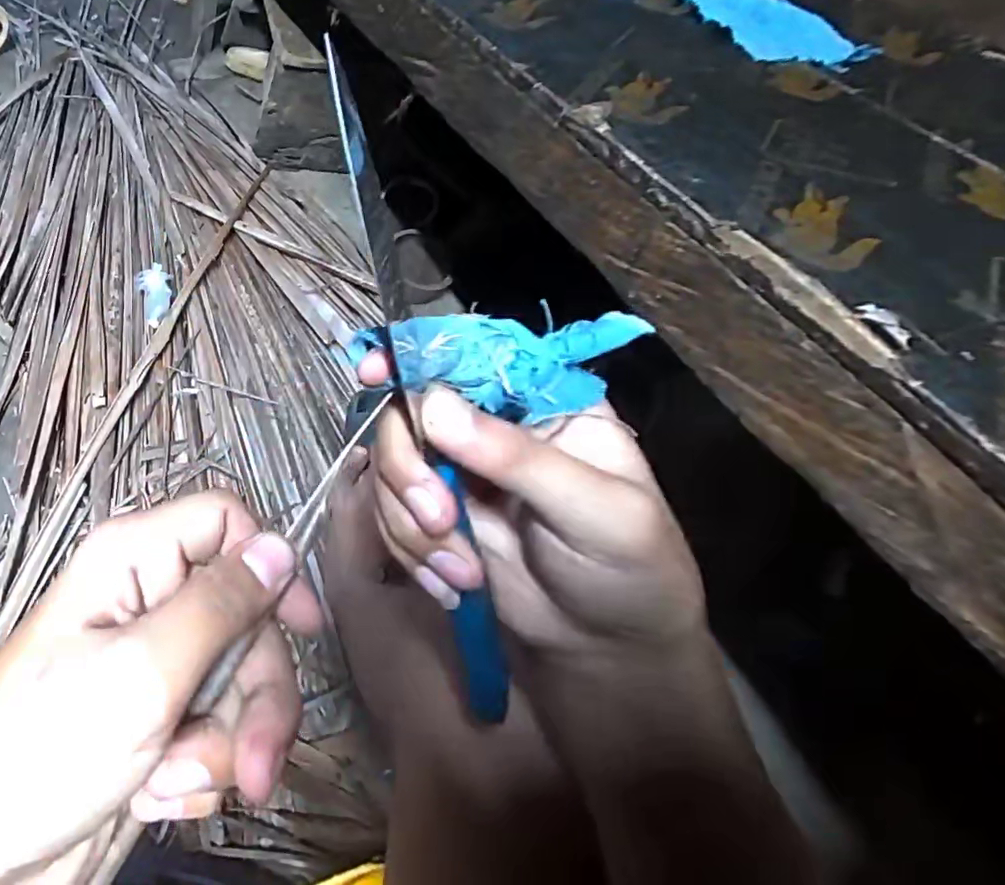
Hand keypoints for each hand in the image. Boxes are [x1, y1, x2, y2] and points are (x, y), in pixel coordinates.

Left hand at [0, 491, 322, 883]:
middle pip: (243, 613)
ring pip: (235, 679)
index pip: (224, 520)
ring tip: (170, 782)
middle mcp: (147, 597)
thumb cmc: (44, 749)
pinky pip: (211, 725)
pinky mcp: (155, 714)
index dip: (268, 563)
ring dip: (221, 743)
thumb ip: (220, 606)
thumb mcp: (144, 672)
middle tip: (251, 765)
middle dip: (253, 693)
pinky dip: (195, 766)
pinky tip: (153, 794)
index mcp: (134, 558)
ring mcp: (151, 659)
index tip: (302, 627)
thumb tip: (279, 545)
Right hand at [357, 351, 704, 663]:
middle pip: (408, 412)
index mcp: (538, 401)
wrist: (605, 647)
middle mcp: (486, 423)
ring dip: (409, 522)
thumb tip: (433, 405)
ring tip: (462, 572)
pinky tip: (452, 582)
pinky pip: (386, 509)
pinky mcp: (431, 509)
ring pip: (388, 465)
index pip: (467, 356)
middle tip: (438, 520)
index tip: (374, 374)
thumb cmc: (630, 570)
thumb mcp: (596, 512)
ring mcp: (453, 467)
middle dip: (409, 470)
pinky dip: (408, 548)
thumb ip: (518, 458)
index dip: (414, 357)